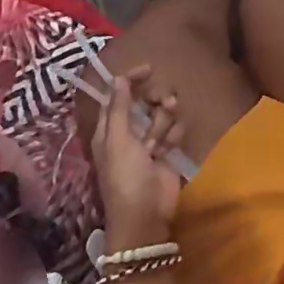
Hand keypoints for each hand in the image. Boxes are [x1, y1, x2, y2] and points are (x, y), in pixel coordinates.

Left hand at [90, 67, 186, 242]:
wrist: (146, 214)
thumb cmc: (125, 176)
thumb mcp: (118, 140)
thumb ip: (119, 108)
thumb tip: (119, 78)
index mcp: (108, 129)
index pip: (116, 95)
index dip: (130, 80)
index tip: (149, 69)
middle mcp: (128, 132)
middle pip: (144, 101)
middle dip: (155, 101)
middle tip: (162, 103)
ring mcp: (148, 142)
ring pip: (162, 114)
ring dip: (165, 122)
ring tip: (160, 140)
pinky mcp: (166, 151)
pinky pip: (174, 130)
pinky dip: (174, 136)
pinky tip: (169, 148)